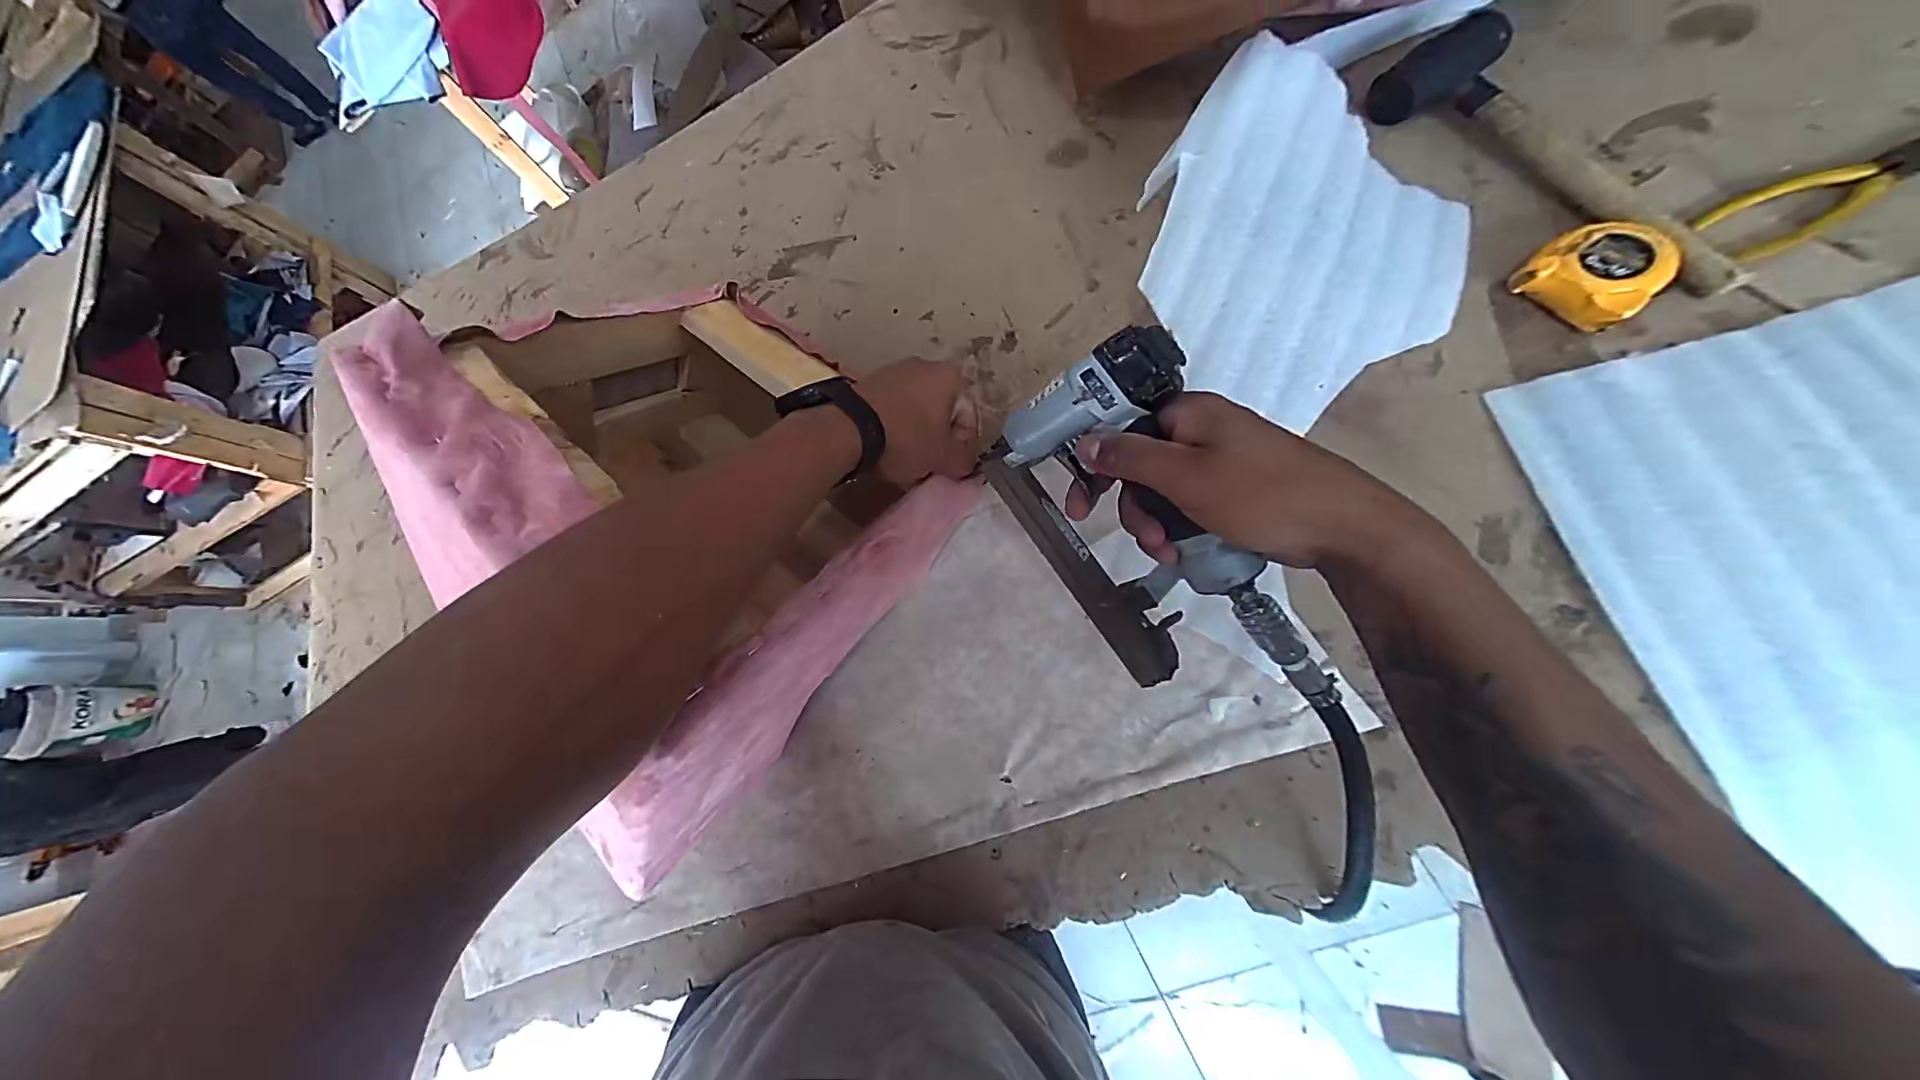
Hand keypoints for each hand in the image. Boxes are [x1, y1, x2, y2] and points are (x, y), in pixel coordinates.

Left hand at [855, 358, 979, 484]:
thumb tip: (966, 464)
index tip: (948, 465)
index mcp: (951, 377)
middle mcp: (925, 365)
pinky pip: (892, 407)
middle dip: (937, 438)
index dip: (962, 447)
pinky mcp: (869, 380)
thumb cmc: (906, 439)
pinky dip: (893, 425)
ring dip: (915, 433)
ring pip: (916, 410)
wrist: (848, 428)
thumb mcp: (942, 458)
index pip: (969, 418)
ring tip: (904, 458)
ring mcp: (894, 369)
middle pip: (941, 412)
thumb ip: (963, 461)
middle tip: (927, 463)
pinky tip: (885, 445)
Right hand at [1062, 392, 1438, 569]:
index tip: (1078, 505)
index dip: (1095, 464)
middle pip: (1140, 465)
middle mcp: (1200, 430)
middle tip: (1147, 541)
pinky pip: (1189, 504)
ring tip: (1171, 554)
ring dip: (1156, 525)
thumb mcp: (1184, 476)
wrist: (1343, 526)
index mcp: (1187, 413)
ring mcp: (1220, 460)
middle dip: (1135, 508)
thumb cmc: (1259, 494)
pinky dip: (1181, 528)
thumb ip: (1129, 456)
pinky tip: (1187, 552)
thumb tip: (1085, 440)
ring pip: (1163, 491)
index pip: (1121, 426)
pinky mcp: (1234, 488)